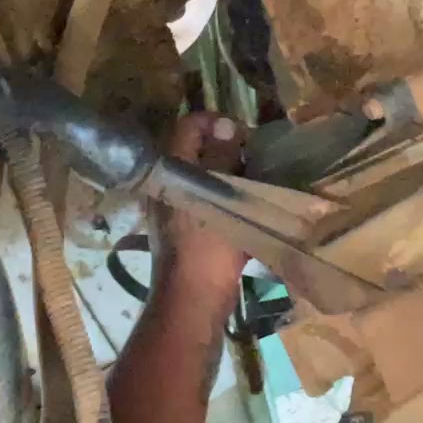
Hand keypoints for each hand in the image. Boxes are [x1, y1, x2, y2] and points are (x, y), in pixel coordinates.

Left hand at [150, 113, 248, 297]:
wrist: (193, 300)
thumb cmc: (207, 248)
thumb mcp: (221, 198)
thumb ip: (222, 161)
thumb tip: (226, 126)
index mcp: (170, 172)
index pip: (188, 126)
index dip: (216, 121)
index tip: (244, 134)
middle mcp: (166, 185)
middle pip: (195, 150)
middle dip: (226, 148)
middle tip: (255, 156)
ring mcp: (174, 208)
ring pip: (203, 176)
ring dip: (229, 173)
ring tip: (256, 179)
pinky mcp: (186, 229)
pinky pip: (207, 199)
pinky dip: (226, 196)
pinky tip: (249, 205)